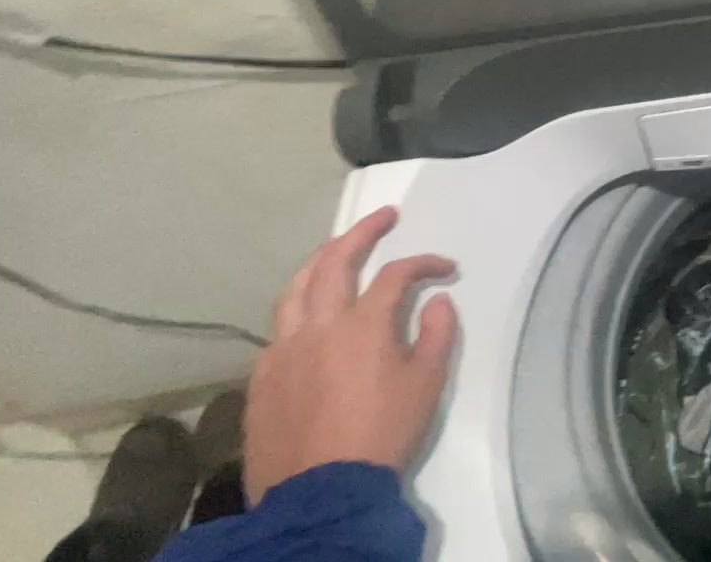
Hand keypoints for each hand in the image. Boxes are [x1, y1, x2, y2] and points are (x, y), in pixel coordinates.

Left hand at [244, 207, 458, 502]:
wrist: (320, 494)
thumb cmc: (383, 432)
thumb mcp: (428, 382)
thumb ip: (436, 333)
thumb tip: (436, 301)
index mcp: (362, 324)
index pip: (396, 274)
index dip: (425, 263)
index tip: (447, 269)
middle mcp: (317, 326)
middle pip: (333, 263)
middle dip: (362, 232)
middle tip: (384, 217)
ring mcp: (282, 351)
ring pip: (294, 289)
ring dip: (320, 261)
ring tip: (337, 250)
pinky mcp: (262, 378)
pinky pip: (279, 328)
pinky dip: (299, 307)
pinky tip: (311, 316)